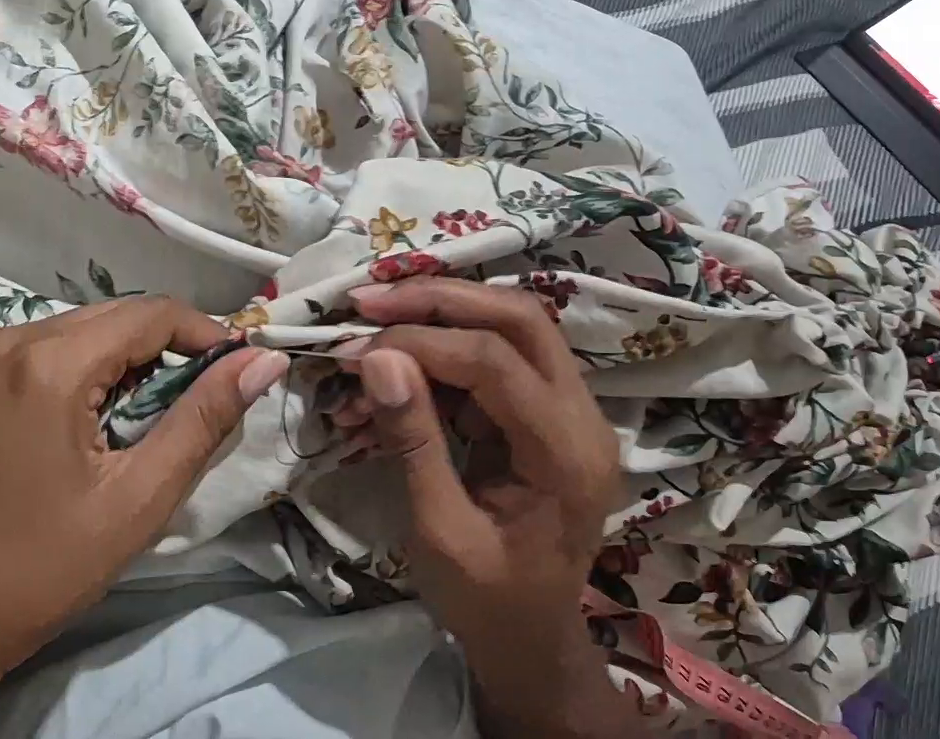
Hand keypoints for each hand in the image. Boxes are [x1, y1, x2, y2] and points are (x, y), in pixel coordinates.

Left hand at [0, 297, 289, 738]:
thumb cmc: (40, 568)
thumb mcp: (136, 499)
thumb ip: (203, 420)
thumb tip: (262, 362)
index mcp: (48, 363)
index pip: (148, 313)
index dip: (203, 332)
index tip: (236, 368)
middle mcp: (4, 339)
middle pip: (107, 316)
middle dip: (161, 347)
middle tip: (193, 400)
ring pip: (70, 330)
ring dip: (116, 358)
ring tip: (140, 417)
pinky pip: (32, 350)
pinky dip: (72, 368)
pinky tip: (82, 419)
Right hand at [340, 277, 636, 738]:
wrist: (531, 639)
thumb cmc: (487, 599)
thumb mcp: (438, 530)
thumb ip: (413, 440)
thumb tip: (376, 357)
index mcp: (567, 456)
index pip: (495, 362)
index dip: (420, 341)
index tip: (355, 348)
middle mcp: (583, 418)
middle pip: (518, 318)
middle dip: (437, 299)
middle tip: (368, 300)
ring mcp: (569, 410)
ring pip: (510, 324)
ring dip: (437, 314)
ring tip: (371, 324)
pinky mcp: (544, 411)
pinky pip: (494, 354)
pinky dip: (438, 349)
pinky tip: (391, 369)